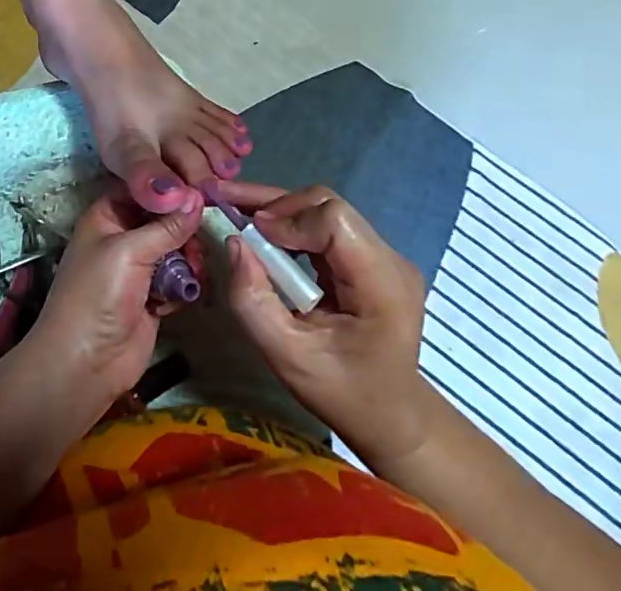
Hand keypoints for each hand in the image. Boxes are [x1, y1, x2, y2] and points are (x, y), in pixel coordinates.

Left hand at [22, 188, 202, 418]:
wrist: (86, 363)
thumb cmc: (98, 295)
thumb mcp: (129, 251)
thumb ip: (167, 225)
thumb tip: (197, 196)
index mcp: (107, 215)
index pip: (144, 188)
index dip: (172, 188)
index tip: (203, 191)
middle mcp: (122, 235)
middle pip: (165, 218)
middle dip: (185, 230)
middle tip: (197, 247)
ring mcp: (137, 267)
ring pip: (177, 249)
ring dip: (188, 260)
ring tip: (193, 274)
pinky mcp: (152, 295)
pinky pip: (179, 277)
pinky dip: (184, 284)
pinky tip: (184, 296)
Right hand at [218, 183, 436, 469]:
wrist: (390, 416)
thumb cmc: (342, 392)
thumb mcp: (286, 356)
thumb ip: (253, 301)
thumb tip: (235, 243)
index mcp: (383, 284)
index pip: (334, 220)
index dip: (287, 220)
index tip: (249, 236)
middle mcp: (390, 259)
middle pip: (328, 204)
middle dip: (276, 205)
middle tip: (230, 211)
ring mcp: (383, 255)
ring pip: (325, 208)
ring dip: (280, 211)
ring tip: (238, 215)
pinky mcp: (369, 258)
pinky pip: (326, 226)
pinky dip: (291, 225)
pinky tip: (263, 235)